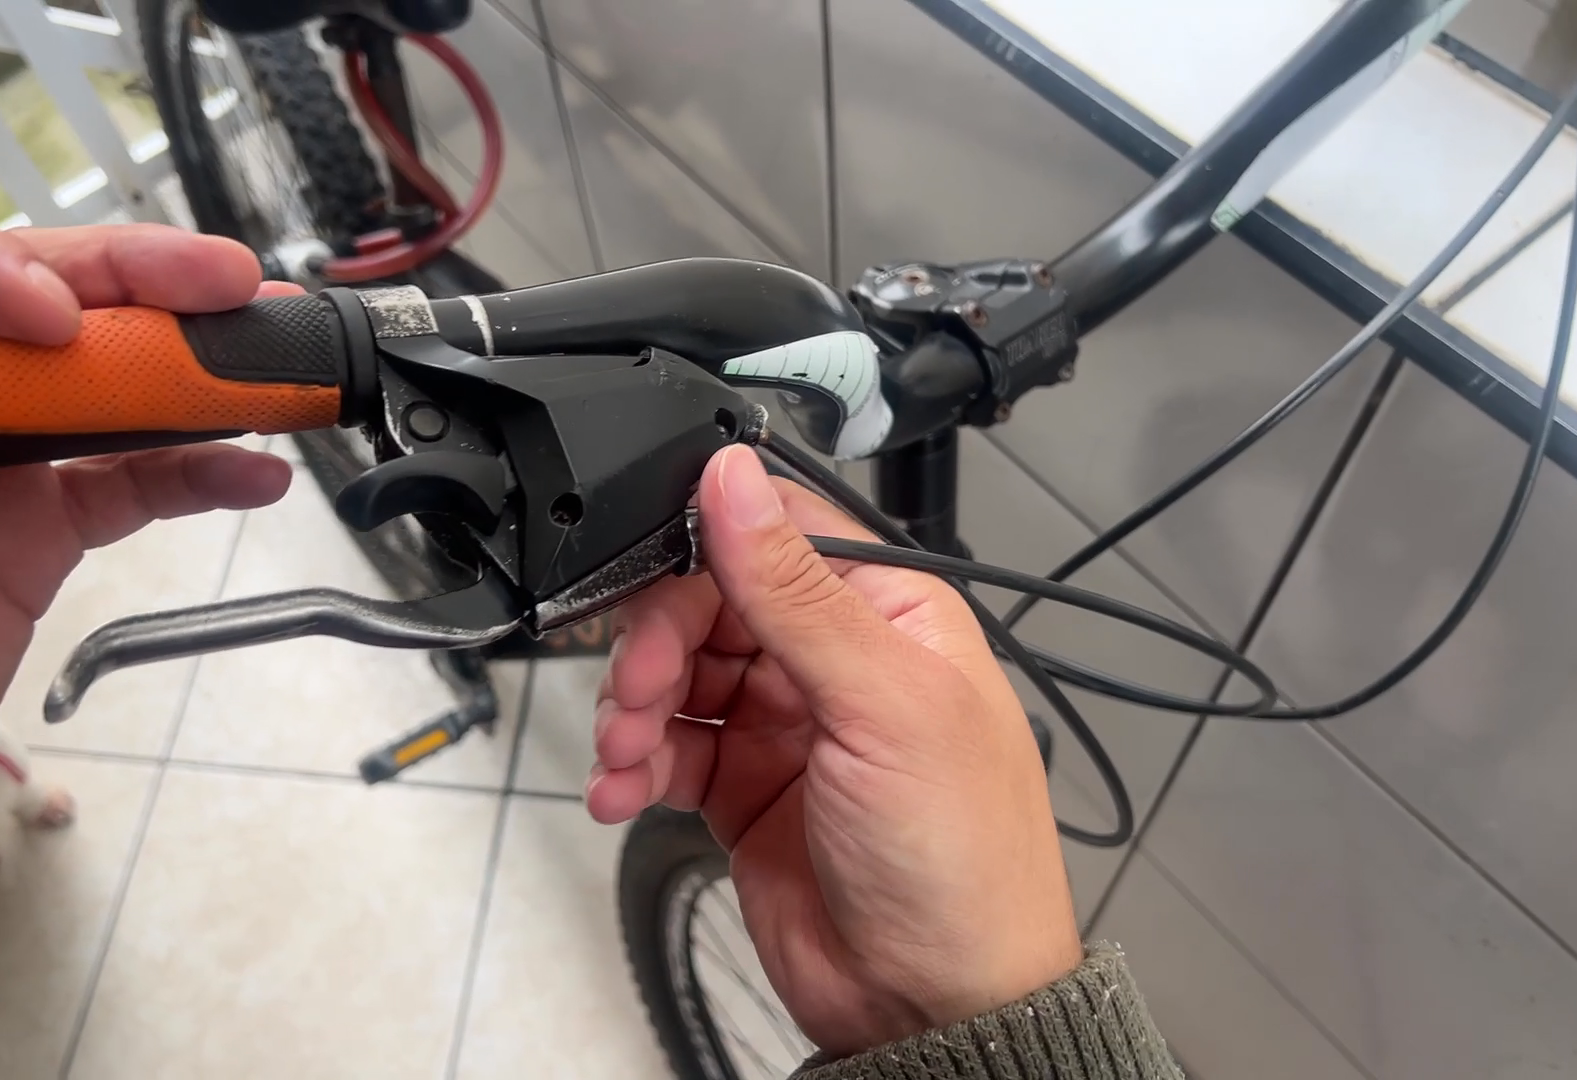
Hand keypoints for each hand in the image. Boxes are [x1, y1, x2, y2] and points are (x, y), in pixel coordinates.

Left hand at [0, 196, 294, 919]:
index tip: (53, 322)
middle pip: (40, 302)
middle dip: (134, 280)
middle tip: (227, 280)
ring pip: (108, 387)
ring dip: (193, 367)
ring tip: (270, 361)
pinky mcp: (46, 531)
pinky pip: (138, 487)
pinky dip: (205, 476)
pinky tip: (258, 475)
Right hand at [589, 445, 1080, 1054]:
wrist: (933, 1009)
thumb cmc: (956, 852)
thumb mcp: (877, 701)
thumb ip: (792, 587)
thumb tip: (732, 477)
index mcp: (880, 609)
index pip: (772, 532)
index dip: (702, 546)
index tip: (650, 579)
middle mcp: (825, 652)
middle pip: (705, 600)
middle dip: (656, 641)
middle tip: (637, 690)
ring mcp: (776, 715)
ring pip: (674, 669)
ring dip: (633, 705)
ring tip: (628, 752)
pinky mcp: (736, 775)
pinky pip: (664, 743)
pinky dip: (631, 761)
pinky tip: (620, 789)